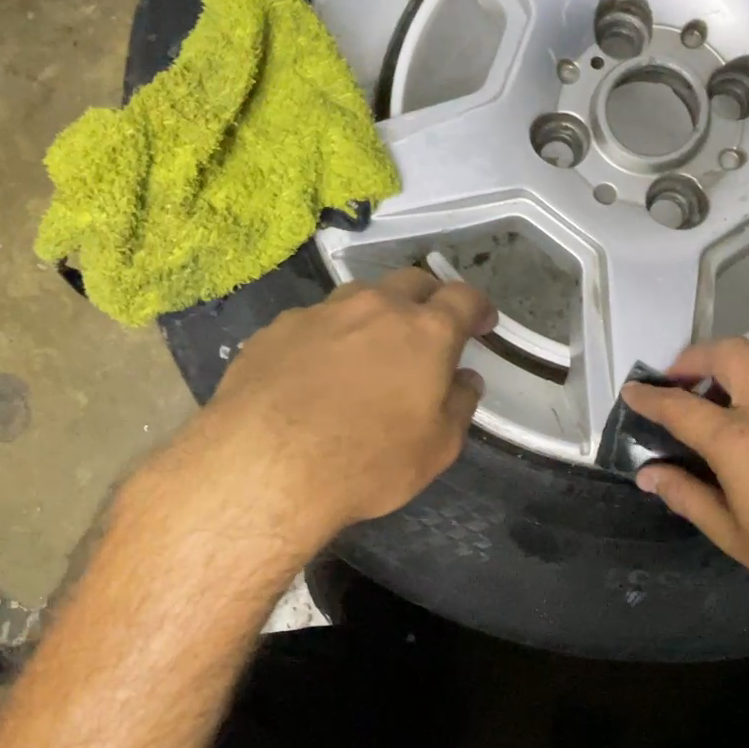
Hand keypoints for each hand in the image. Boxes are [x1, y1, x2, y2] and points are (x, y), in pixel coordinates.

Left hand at [181, 268, 496, 542]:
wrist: (266, 464)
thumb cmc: (367, 462)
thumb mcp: (436, 449)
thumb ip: (459, 406)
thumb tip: (466, 379)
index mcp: (425, 331)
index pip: (464, 298)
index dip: (478, 308)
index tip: (482, 323)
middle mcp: (375, 307)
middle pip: (411, 282)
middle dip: (428, 299)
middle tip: (430, 329)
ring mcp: (321, 313)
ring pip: (359, 297)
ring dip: (375, 315)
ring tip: (369, 351)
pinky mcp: (276, 329)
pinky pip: (314, 322)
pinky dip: (328, 338)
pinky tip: (315, 373)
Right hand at [620, 339, 748, 634]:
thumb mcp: (734, 537)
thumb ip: (687, 496)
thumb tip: (649, 474)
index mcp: (741, 442)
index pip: (681, 406)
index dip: (649, 397)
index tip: (631, 392)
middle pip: (730, 353)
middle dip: (695, 357)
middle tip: (678, 381)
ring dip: (734, 357)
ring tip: (718, 387)